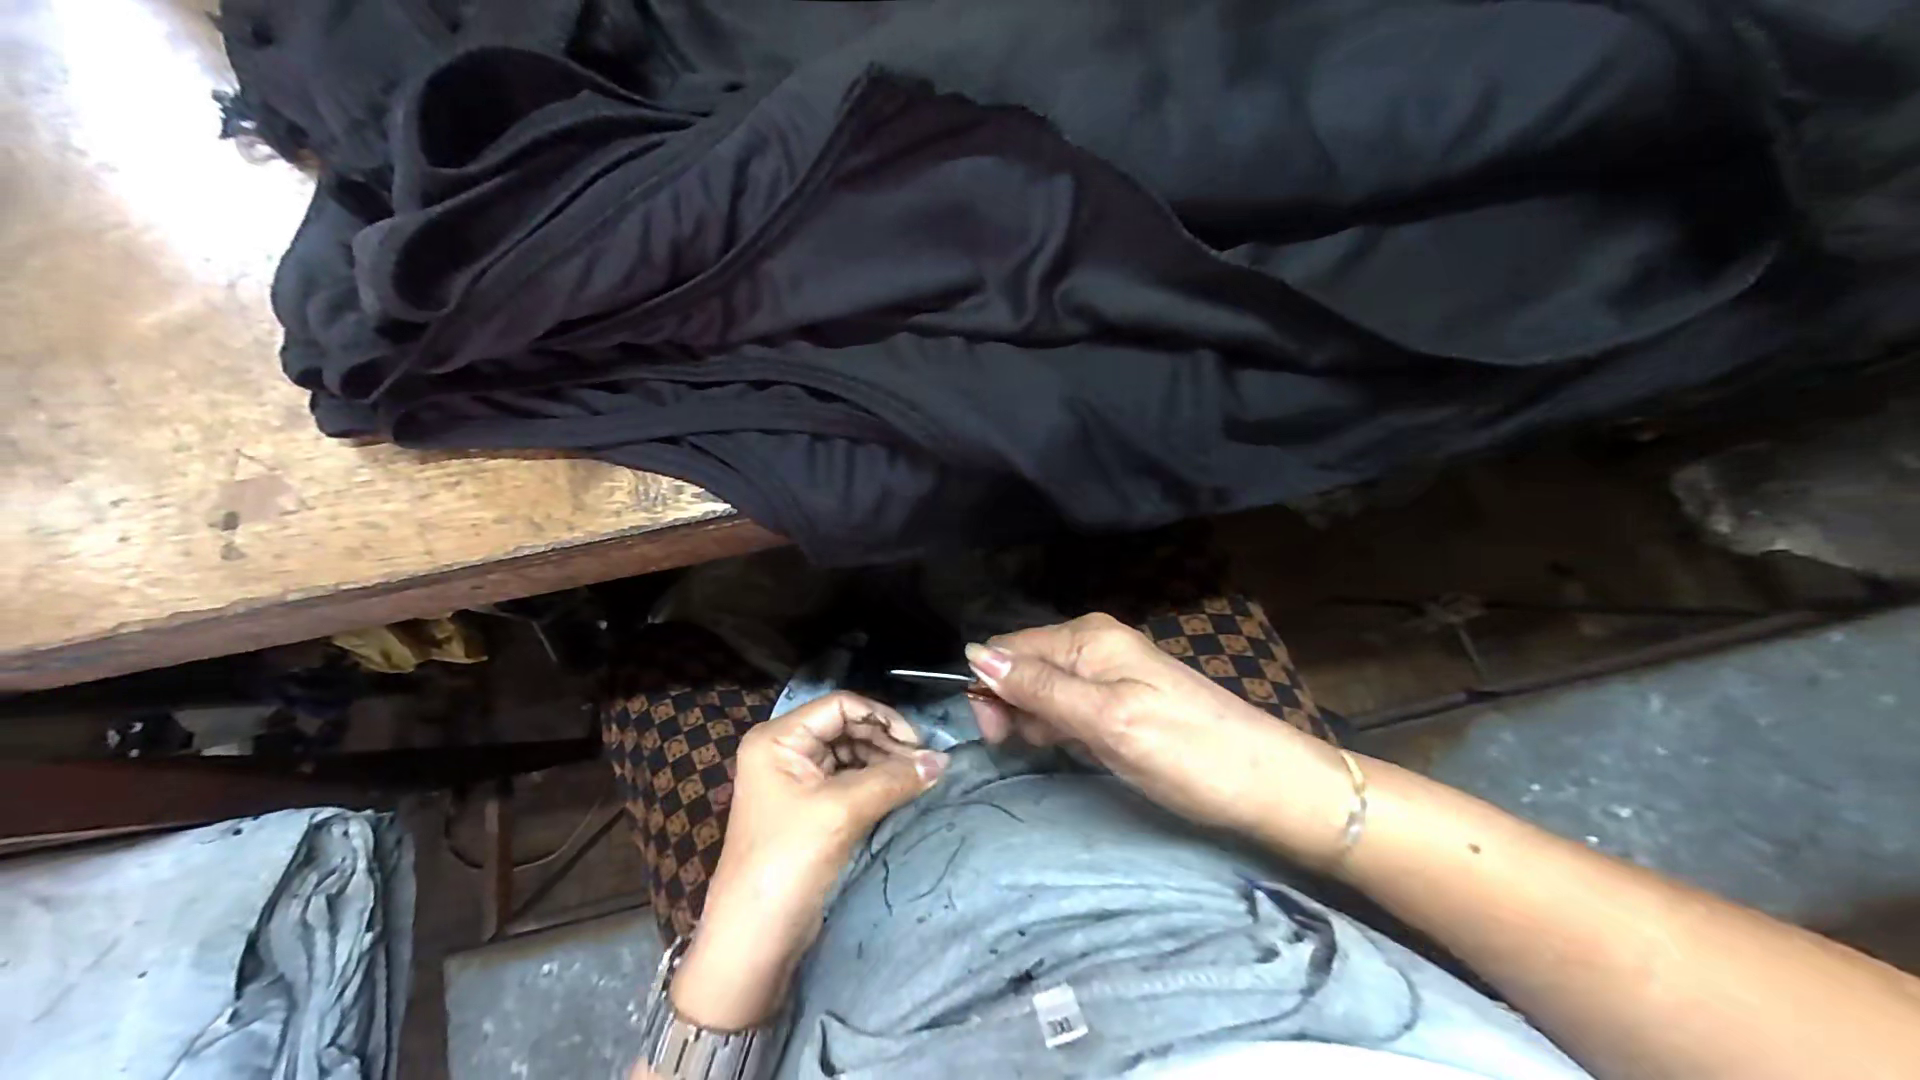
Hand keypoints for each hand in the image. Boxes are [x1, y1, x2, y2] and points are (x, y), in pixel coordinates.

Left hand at [669, 692, 946, 1030]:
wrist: (754, 940)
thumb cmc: (789, 861)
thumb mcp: (842, 811)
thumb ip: (894, 779)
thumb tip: (943, 760)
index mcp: (778, 738)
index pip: (840, 705)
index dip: (881, 717)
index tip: (917, 744)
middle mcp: (784, 750)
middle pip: (846, 727)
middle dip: (886, 742)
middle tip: (923, 766)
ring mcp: (795, 779)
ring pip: (851, 753)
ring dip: (884, 763)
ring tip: (917, 780)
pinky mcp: (808, 807)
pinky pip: (848, 779)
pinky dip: (875, 783)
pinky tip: (900, 792)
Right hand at [965, 613, 1350, 858]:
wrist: (1267, 783)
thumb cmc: (1187, 753)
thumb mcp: (1106, 720)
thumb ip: (1040, 687)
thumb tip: (974, 653)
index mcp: (1087, 636)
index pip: (1009, 648)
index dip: (992, 688)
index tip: (999, 736)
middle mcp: (1094, 642)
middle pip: (1023, 666)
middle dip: (1016, 707)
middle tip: (1037, 747)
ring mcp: (1110, 669)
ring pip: (1043, 689)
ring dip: (1039, 721)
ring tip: (1070, 749)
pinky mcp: (1122, 696)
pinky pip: (1069, 704)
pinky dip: (1064, 727)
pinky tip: (1083, 747)